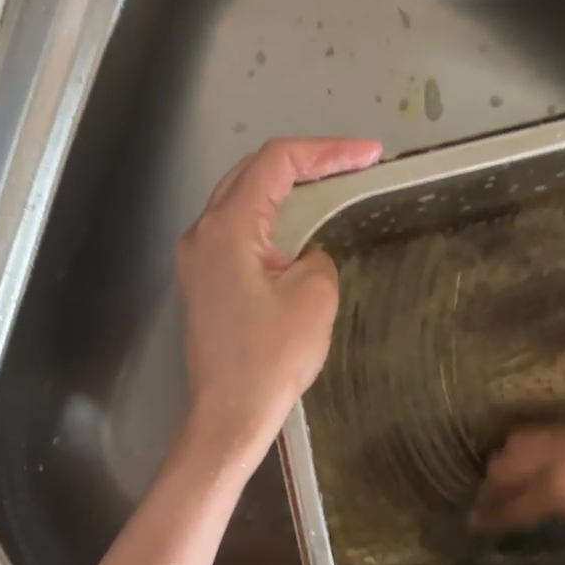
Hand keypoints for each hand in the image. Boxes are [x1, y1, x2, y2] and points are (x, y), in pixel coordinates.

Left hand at [175, 137, 382, 451]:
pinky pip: (233, 235)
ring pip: (238, 202)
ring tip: (326, 188)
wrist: (229, 414)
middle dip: (302, 163)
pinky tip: (292, 231)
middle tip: (350, 165)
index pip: (276, 162)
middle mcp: (202, 234)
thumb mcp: (314, 297)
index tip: (369, 155)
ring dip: (282, 192)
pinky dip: (266, 223)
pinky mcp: (200, 284)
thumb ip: (317, 256)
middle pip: (251, 174)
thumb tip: (305, 256)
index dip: (327, 151)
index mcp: (228, 227)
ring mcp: (195, 260)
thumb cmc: (271, 358)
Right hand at [471, 417, 564, 541]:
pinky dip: (543, 446)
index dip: (490, 516)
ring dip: (512, 458)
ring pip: (527, 437)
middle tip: (487, 500)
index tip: (476, 525)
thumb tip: (550, 507)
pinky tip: (553, 459)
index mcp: (563, 486)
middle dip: (492, 483)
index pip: (512, 502)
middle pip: (507, 461)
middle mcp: (564, 451)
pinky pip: (557, 431)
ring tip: (513, 474)